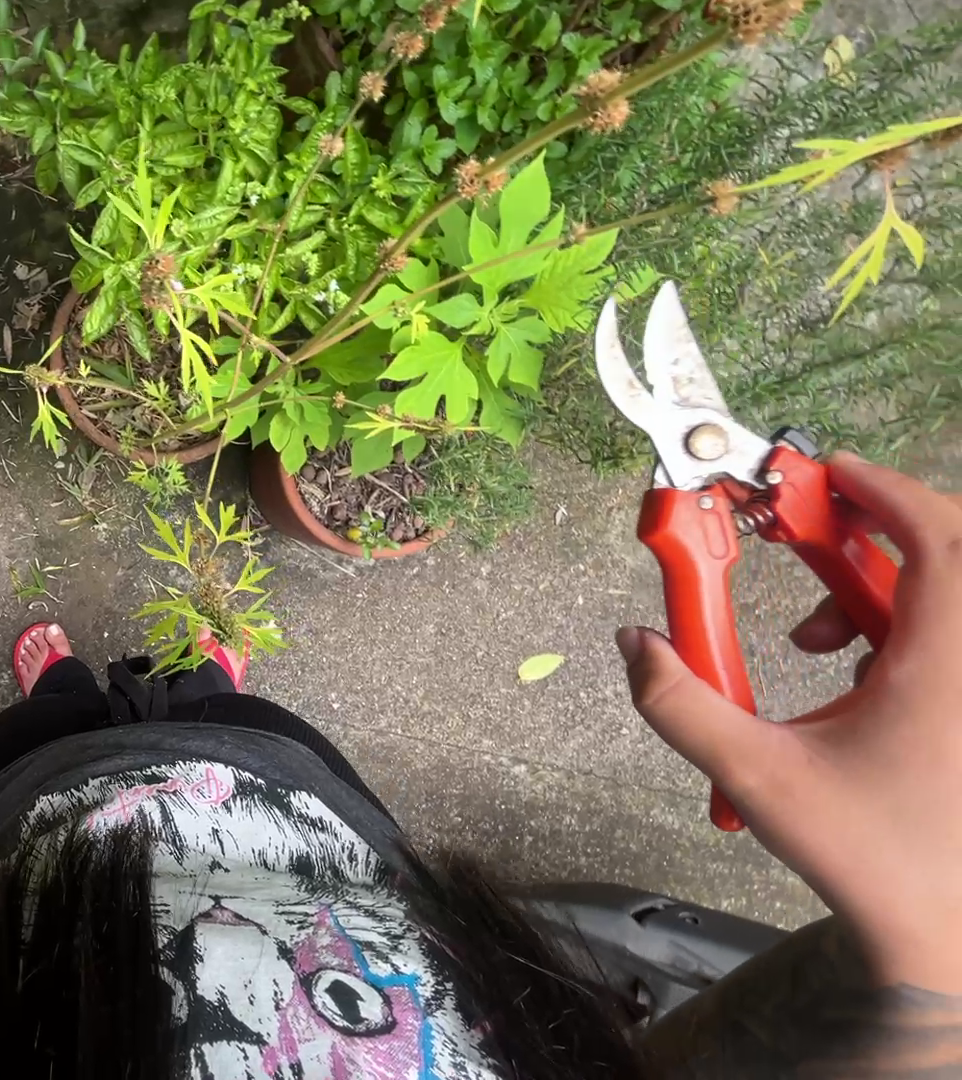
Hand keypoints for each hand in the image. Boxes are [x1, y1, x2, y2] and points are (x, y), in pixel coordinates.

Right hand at [618, 453, 961, 992]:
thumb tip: (633, 640)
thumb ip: (675, 700)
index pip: (945, 545)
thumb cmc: (867, 849)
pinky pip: (943, 633)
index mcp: (950, 671)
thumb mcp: (750, 770)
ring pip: (945, 597)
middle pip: (951, 558)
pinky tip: (844, 668)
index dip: (889, 494)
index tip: (828, 474)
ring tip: (807, 635)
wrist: (951, 928)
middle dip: (866, 535)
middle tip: (797, 535)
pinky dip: (888, 628)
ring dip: (867, 591)